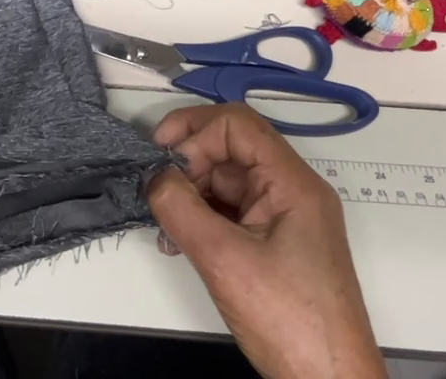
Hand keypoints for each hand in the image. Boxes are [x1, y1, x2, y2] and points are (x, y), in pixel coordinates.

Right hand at [148, 104, 383, 378]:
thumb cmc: (288, 320)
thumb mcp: (223, 258)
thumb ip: (179, 206)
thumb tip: (152, 176)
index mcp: (292, 185)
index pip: (236, 125)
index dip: (193, 131)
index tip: (161, 160)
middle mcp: (290, 192)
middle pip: (228, 148)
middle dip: (186, 162)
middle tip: (156, 191)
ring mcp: (282, 218)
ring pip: (223, 179)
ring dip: (187, 192)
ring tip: (165, 225)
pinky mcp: (272, 243)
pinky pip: (227, 208)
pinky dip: (197, 215)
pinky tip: (177, 239)